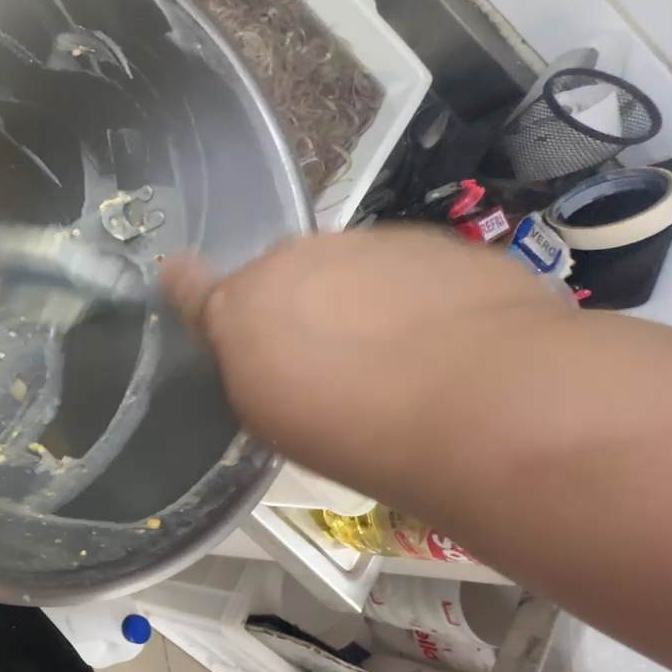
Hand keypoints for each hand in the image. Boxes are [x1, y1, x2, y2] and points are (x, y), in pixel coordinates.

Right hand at [160, 226, 569, 476]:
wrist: (492, 403)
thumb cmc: (351, 427)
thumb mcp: (267, 412)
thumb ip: (248, 362)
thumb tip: (254, 341)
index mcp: (238, 304)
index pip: (190, 283)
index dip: (184, 284)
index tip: (178, 278)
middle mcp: (294, 259)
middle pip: (277, 275)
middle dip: (289, 303)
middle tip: (320, 356)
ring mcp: (370, 244)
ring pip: (345, 268)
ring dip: (353, 297)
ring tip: (393, 355)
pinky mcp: (443, 243)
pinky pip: (409, 269)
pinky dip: (414, 297)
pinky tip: (444, 342)